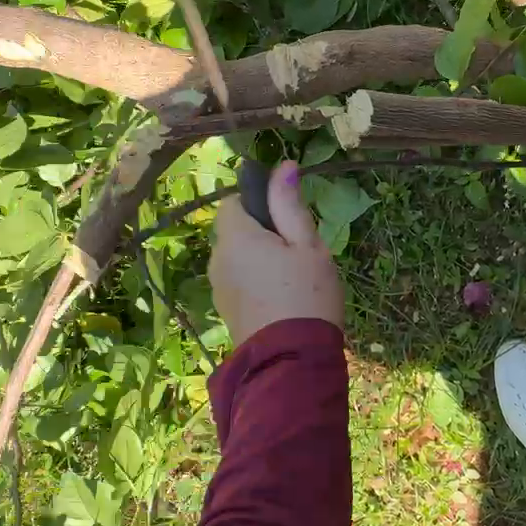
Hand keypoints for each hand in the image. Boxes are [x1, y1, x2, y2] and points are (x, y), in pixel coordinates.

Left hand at [207, 161, 344, 344]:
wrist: (292, 360)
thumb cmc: (306, 294)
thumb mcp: (307, 244)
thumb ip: (290, 205)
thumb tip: (283, 166)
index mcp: (236, 237)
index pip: (234, 202)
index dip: (260, 204)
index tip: (289, 221)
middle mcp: (217, 259)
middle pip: (235, 231)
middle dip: (262, 233)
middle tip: (299, 251)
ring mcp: (219, 287)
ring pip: (238, 257)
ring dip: (259, 258)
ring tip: (294, 277)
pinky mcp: (226, 310)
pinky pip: (239, 280)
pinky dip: (256, 280)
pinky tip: (282, 297)